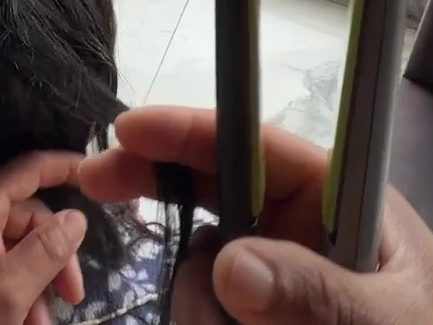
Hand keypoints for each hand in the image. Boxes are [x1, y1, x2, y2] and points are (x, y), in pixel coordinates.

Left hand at [0, 150, 90, 324]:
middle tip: (74, 298)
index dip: (66, 167)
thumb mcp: (8, 292)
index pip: (31, 168)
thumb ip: (46, 251)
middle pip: (29, 216)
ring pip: (16, 245)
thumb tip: (77, 217)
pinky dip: (16, 289)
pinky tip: (23, 322)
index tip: (97, 174)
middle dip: (55, 256)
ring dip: (37, 282)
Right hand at [78, 106, 432, 324]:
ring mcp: (274, 277)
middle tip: (97, 185)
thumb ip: (320, 296)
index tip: (128, 129)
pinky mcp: (258, 317)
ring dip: (200, 305)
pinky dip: (202, 321)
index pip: (253, 144)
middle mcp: (297, 227)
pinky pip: (207, 308)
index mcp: (336, 199)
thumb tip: (226, 264)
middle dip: (156, 183)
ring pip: (201, 265)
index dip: (188, 128)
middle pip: (209, 184)